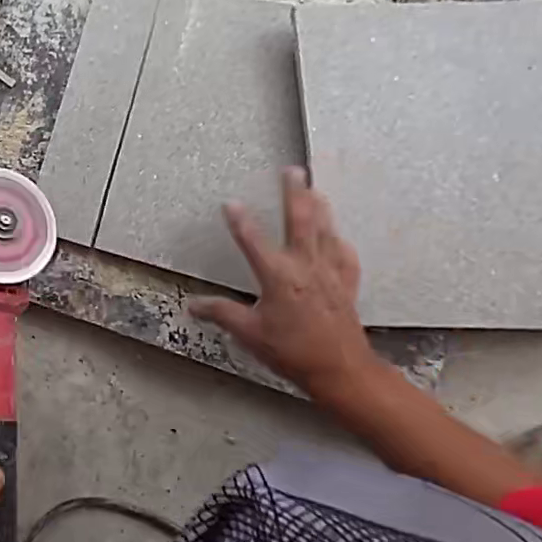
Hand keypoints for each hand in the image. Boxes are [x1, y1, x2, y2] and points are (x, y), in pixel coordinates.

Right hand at [190, 167, 377, 396]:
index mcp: (279, 277)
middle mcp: (305, 267)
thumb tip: (194, 305)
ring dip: (320, 207)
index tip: (230, 203)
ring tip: (315, 188)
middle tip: (293, 171)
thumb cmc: (294, 352)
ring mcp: (329, 273)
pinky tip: (337, 234)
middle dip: (295, 193)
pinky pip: (345, 255)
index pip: (253, 241)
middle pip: (300, 221)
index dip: (240, 220)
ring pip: (325, 230)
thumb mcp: (250, 334)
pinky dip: (340, 241)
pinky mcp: (346, 283)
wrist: (340, 370)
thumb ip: (222, 314)